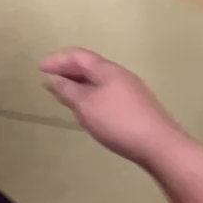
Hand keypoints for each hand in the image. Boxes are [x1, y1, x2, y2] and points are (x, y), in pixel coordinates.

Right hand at [40, 48, 193, 167]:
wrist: (161, 147)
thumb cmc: (118, 122)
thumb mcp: (85, 105)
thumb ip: (66, 90)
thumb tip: (51, 78)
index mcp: (107, 70)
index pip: (78, 55)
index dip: (57, 60)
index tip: (40, 69)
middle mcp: (119, 75)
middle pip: (89, 65)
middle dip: (67, 70)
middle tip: (49, 81)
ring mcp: (130, 90)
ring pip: (98, 79)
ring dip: (78, 83)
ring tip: (63, 94)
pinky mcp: (135, 105)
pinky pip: (106, 91)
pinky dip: (90, 93)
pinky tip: (86, 107)